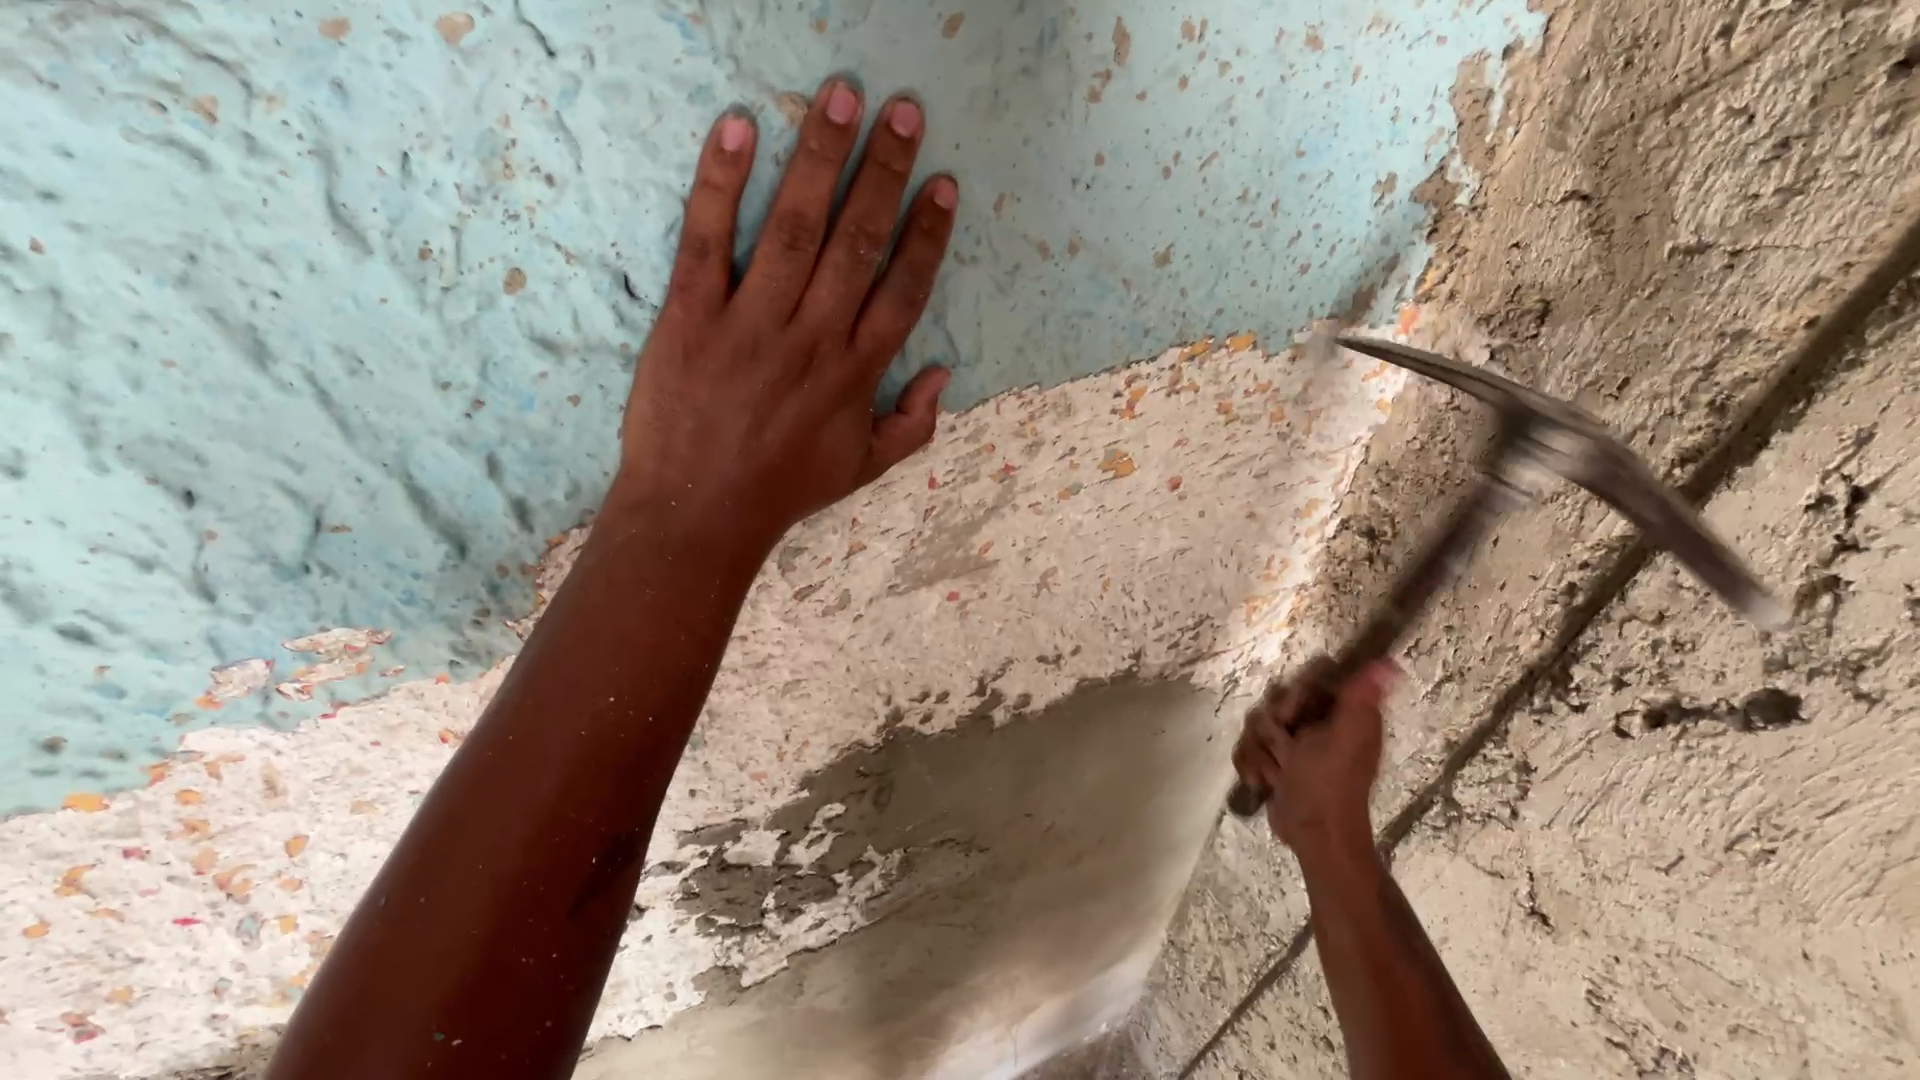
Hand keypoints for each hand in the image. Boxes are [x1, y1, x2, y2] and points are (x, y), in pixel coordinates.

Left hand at [607, 78, 958, 554]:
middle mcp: (812, 339)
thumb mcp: (863, 469)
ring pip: (794, 228)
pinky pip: (707, 242)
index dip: (927, 234)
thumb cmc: (783, 488)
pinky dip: (719, 185)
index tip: (942, 185)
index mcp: (856, 373)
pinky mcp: (691, 318)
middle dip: (884, 171)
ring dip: (820, 157)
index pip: (903, 290)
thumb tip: (946, 374)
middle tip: (904, 112)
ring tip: (841, 96)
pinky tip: (737, 130)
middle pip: (858, 242)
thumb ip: (914, 426)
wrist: (698, 513)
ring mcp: (751, 325)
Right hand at [1232, 657, 1398, 857]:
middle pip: (1275, 698)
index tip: (1293, 714)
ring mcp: (1293, 741)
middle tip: (1285, 750)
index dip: (1294, 692)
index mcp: (1342, 711)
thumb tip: (1389, 664)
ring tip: (1275, 774)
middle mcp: (1318, 721)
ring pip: (1256, 722)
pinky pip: (1247, 745)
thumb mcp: (1345, 739)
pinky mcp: (1273, 759)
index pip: (1308, 675)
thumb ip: (1359, 699)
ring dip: (1261, 752)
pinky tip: (1264, 782)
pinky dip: (1252, 766)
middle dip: (1271, 726)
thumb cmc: (1329, 786)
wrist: (1313, 834)